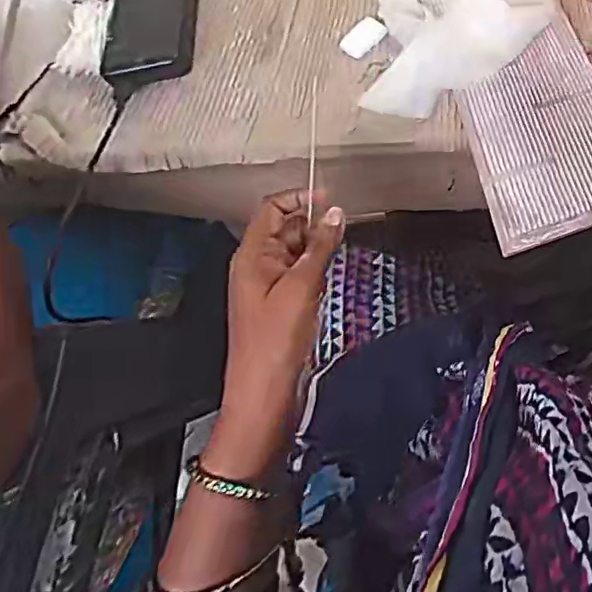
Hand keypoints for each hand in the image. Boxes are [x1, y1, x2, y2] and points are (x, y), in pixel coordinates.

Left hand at [222, 191, 345, 412]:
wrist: (264, 393)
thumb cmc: (275, 342)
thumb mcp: (302, 286)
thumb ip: (319, 246)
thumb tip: (335, 214)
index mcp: (251, 255)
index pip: (271, 209)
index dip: (298, 199)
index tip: (329, 200)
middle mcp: (256, 264)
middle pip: (284, 227)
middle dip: (312, 224)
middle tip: (340, 231)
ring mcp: (267, 283)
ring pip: (295, 249)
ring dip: (316, 247)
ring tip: (336, 255)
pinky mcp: (279, 301)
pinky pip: (298, 271)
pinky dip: (315, 267)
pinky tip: (328, 276)